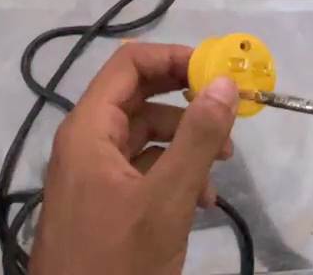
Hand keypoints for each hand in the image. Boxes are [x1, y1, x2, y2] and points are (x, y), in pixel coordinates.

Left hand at [31, 42, 239, 274]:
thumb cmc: (117, 263)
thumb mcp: (166, 201)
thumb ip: (197, 138)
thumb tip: (224, 82)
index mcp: (89, 127)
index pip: (129, 63)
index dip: (172, 57)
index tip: (215, 70)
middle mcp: (86, 141)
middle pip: (139, 96)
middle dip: (186, 101)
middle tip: (226, 111)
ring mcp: (93, 174)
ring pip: (145, 134)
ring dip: (185, 141)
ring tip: (222, 163)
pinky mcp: (103, 203)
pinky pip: (141, 168)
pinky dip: (173, 172)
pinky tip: (202, 198)